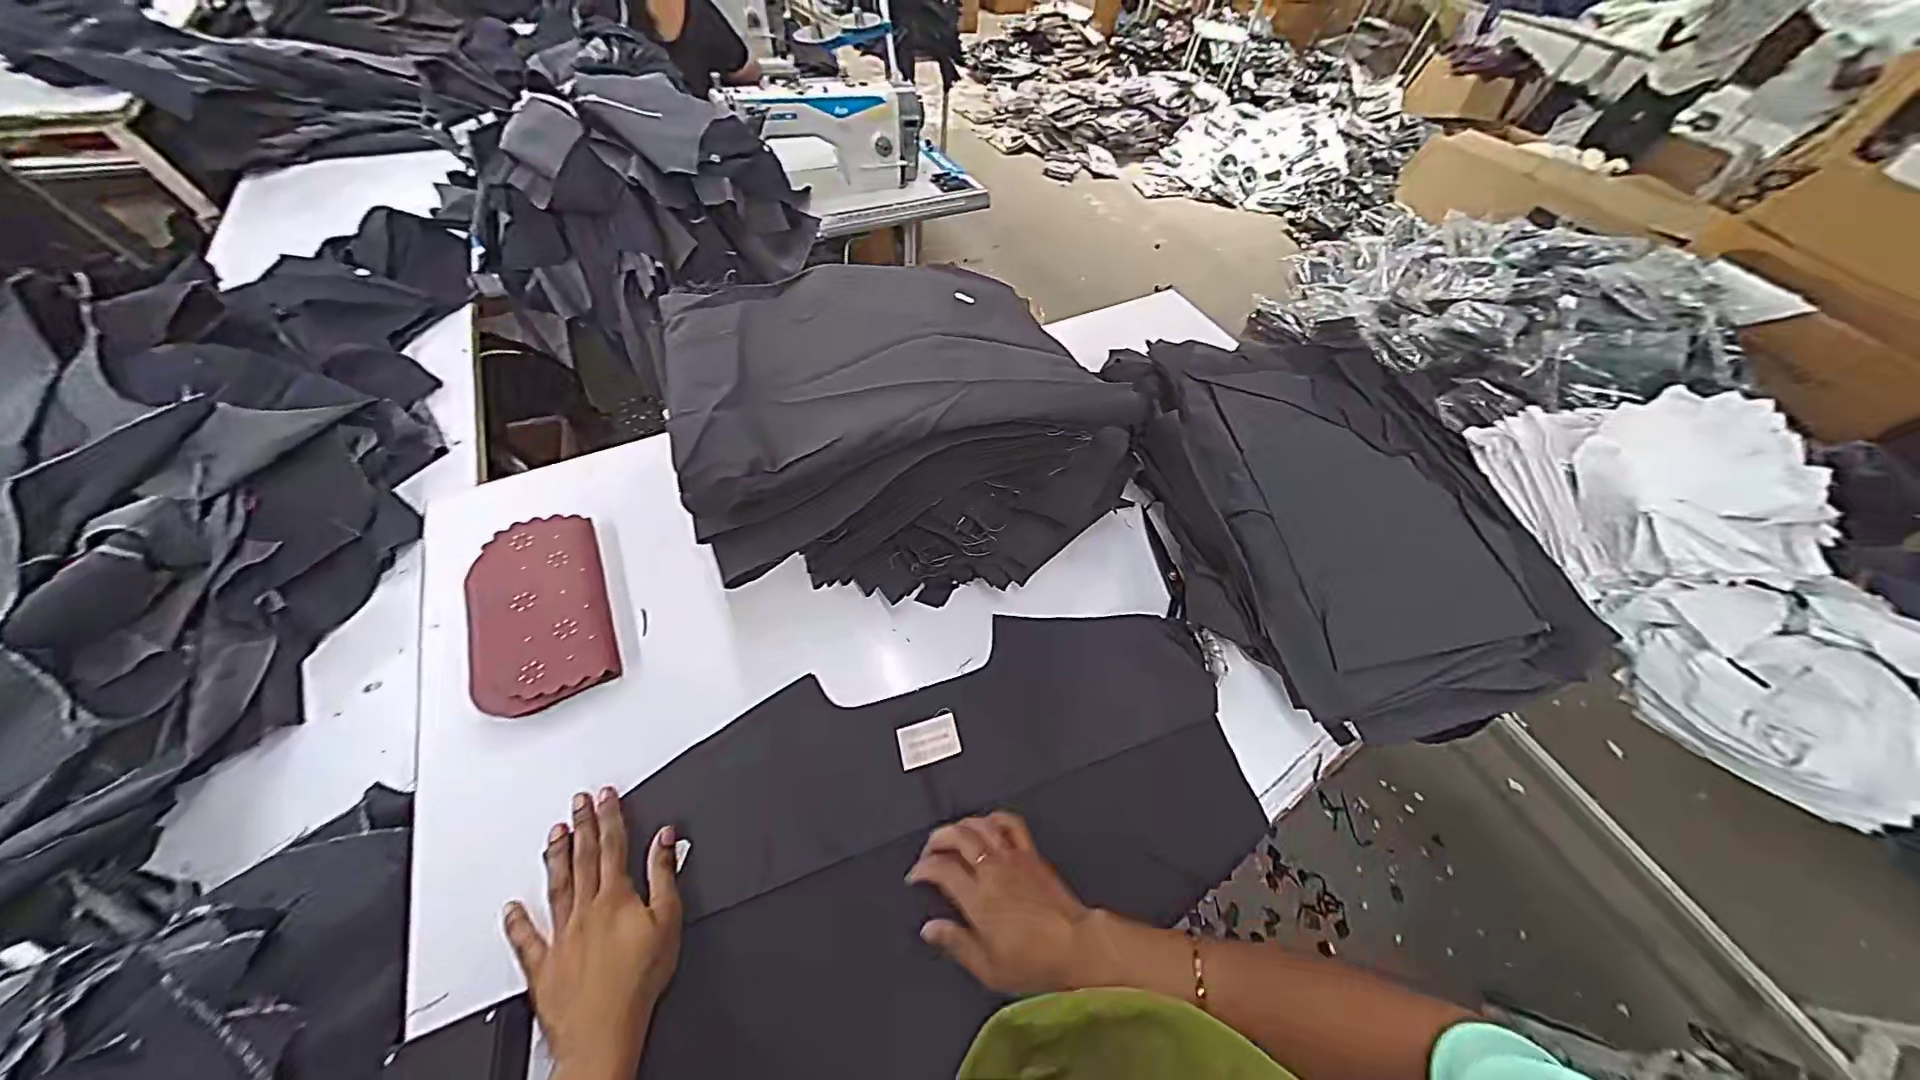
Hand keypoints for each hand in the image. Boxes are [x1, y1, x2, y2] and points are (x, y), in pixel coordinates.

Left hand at [504, 788, 682, 1079]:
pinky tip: (512, 907)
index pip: (612, 846)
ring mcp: (562, 936)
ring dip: (556, 857)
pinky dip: (518, 922)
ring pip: (557, 887)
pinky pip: (527, 938)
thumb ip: (665, 875)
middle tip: (578, 802)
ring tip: (554, 834)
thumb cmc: (639, 979)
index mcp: (616, 898)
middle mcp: (586, 911)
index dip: (610, 817)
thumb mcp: (668, 920)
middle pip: (583, 859)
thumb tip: (665, 840)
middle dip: (582, 826)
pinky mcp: (544, 965)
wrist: (604, 1031)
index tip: (605, 796)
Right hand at [905, 812, 1100, 994]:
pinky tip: (986, 823)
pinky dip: (993, 818)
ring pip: (980, 825)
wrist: (1077, 946)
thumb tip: (930, 929)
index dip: (922, 869)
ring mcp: (1013, 858)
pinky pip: (1010, 824)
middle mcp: (993, 871)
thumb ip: (955, 943)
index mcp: (979, 899)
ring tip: (951, 834)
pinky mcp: (1031, 853)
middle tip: (928, 851)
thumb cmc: (1036, 961)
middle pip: (957, 837)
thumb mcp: (987, 966)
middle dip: (936, 839)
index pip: (941, 869)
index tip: (916, 876)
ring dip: (960, 825)